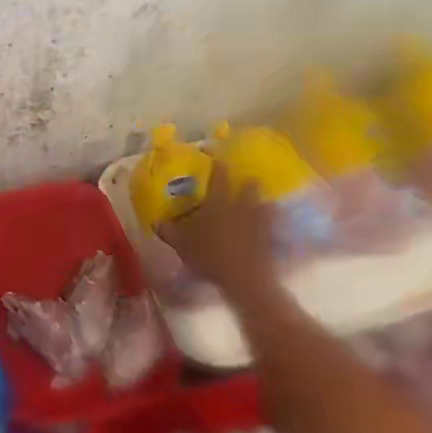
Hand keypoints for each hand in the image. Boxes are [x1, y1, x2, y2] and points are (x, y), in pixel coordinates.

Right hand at [158, 163, 277, 301]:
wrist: (245, 278)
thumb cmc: (210, 256)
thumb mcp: (183, 244)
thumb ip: (170, 230)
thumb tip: (158, 221)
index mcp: (220, 200)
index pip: (220, 172)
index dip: (217, 161)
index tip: (214, 154)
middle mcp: (243, 203)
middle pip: (250, 184)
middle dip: (246, 182)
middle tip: (239, 186)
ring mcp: (261, 219)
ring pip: (264, 202)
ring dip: (260, 203)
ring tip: (254, 209)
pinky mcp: (273, 236)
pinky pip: (273, 225)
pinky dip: (270, 225)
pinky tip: (264, 231)